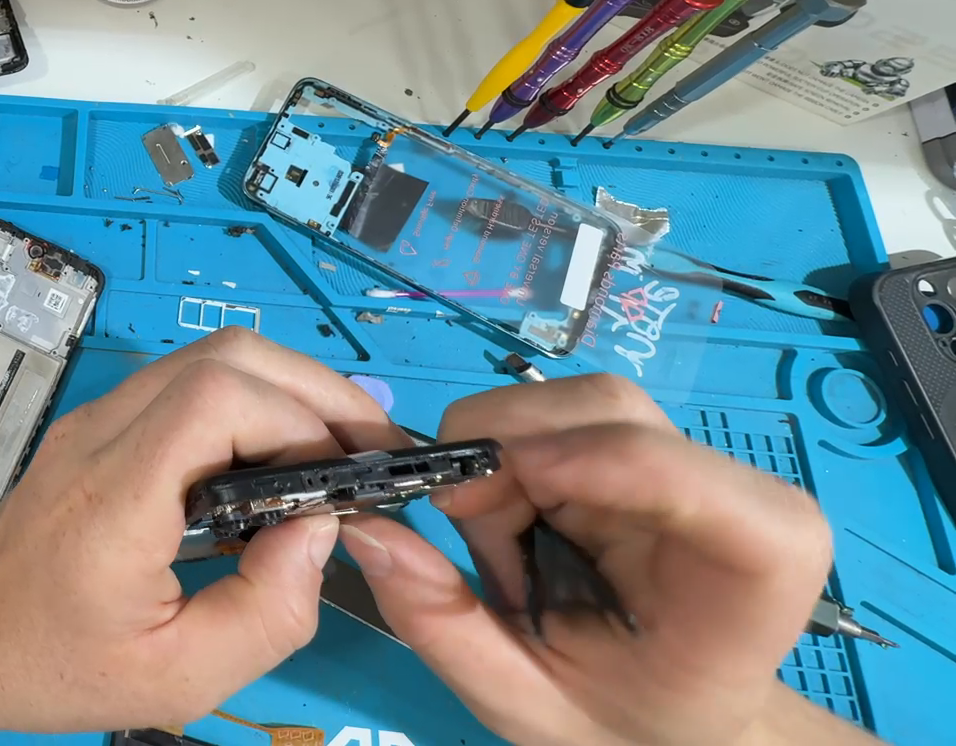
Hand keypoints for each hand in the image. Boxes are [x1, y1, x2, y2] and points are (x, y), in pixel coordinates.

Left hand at [0, 327, 409, 731]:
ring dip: (281, 388)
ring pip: (204, 356)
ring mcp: (95, 416)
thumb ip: (267, 611)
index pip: (216, 396)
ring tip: (334, 449)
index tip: (344, 475)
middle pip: (221, 355)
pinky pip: (182, 383)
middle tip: (368, 447)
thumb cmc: (56, 663)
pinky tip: (273, 453)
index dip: (297, 418)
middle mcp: (103, 430)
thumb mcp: (178, 677)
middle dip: (310, 387)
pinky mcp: (97, 423)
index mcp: (119, 491)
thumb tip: (320, 527)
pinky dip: (244, 399)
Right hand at [341, 374, 836, 745]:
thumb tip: (364, 528)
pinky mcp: (622, 445)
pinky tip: (494, 506)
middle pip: (617, 417)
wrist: (661, 704)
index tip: (514, 481)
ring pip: (567, 401)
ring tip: (482, 527)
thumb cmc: (609, 714)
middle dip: (505, 449)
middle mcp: (720, 512)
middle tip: (458, 520)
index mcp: (735, 606)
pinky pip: (541, 410)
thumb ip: (442, 626)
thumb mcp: (516, 701)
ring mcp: (671, 467)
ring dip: (489, 448)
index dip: (635, 468)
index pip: (751, 518)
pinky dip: (488, 445)